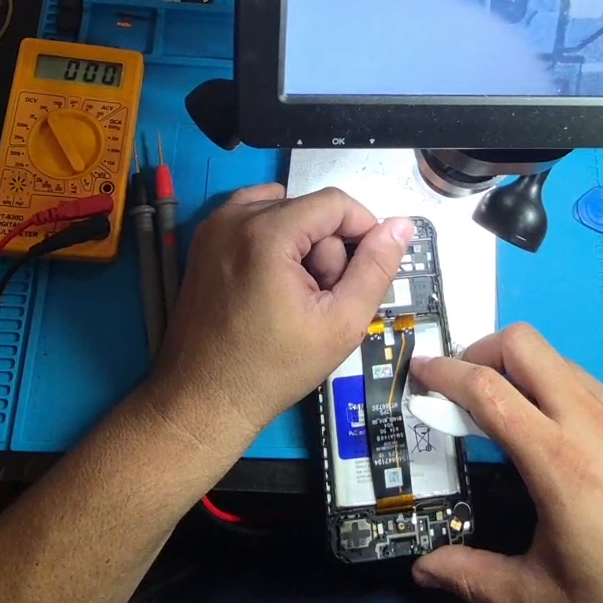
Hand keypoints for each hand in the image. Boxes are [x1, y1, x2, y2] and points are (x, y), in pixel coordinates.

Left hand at [148, 184, 412, 439]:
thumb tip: (399, 226)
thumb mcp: (340, 324)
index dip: (362, 231)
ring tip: (296, 294)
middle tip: (320, 300)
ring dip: (301, 244)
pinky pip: (255, 218)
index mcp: (266, 232)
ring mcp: (214, 225)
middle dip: (327, 248)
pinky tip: (274, 283)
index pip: (335, 202)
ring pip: (285, 211)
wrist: (203, 400)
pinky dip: (274, 241)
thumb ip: (375, 269)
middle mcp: (235, 216)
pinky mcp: (204, 239)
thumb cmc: (272, 369)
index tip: (364, 271)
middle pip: (309, 209)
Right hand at [410, 325, 602, 602]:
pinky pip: (597, 388)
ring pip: (561, 361)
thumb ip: (476, 577)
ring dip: (526, 372)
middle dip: (483, 349)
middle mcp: (595, 421)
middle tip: (464, 385)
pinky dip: (566, 395)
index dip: (444, 371)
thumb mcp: (546, 601)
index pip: (486, 388)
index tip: (421, 370)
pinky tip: (571, 443)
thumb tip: (426, 569)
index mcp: (560, 461)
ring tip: (514, 417)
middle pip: (524, 342)